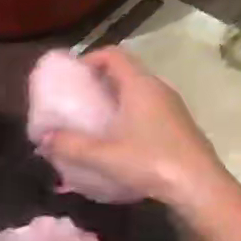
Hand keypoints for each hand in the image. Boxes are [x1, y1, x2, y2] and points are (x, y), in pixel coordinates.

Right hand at [40, 48, 237, 209]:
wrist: (198, 185)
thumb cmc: (149, 161)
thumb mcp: (102, 155)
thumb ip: (69, 145)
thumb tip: (42, 138)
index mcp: (139, 85)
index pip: (113, 55)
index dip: (89, 59)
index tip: (69, 77)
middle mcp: (157, 88)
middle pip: (123, 72)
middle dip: (97, 83)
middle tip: (73, 102)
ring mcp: (170, 107)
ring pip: (135, 93)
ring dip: (112, 101)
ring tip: (90, 123)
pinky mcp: (175, 126)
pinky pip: (145, 110)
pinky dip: (125, 116)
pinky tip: (114, 141)